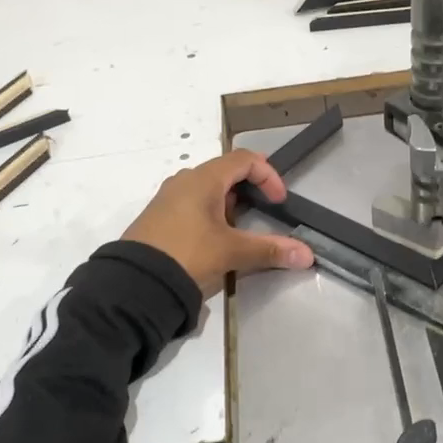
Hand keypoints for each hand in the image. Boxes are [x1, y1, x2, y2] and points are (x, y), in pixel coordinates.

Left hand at [122, 149, 314, 296]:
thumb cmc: (187, 254)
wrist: (135, 282)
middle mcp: (184, 180)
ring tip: (240, 229)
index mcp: (203, 179)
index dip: (268, 175)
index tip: (279, 202)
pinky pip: (192, 204)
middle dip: (249, 188)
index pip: (244, 160)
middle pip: (225, 172)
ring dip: (229, 203)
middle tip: (264, 212)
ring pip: (207, 189)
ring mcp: (168, 198)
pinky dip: (211, 213)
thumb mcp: (231, 252)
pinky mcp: (159, 216)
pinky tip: (214, 239)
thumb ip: (270, 250)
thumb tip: (307, 255)